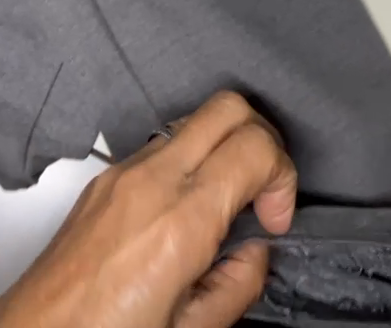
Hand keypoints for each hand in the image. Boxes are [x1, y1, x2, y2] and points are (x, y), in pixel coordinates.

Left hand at [0, 91, 297, 327]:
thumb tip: (256, 248)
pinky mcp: (107, 175)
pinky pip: (166, 141)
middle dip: (263, 139)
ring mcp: (125, 170)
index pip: (254, 147)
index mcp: (178, 222)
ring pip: (197, 117)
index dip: (282, 177)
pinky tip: (190, 206)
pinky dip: (194, 158)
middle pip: (229, 106)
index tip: (275, 218)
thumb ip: (238, 284)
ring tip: (227, 201)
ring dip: (227, 145)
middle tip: (264, 191)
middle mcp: (151, 180)